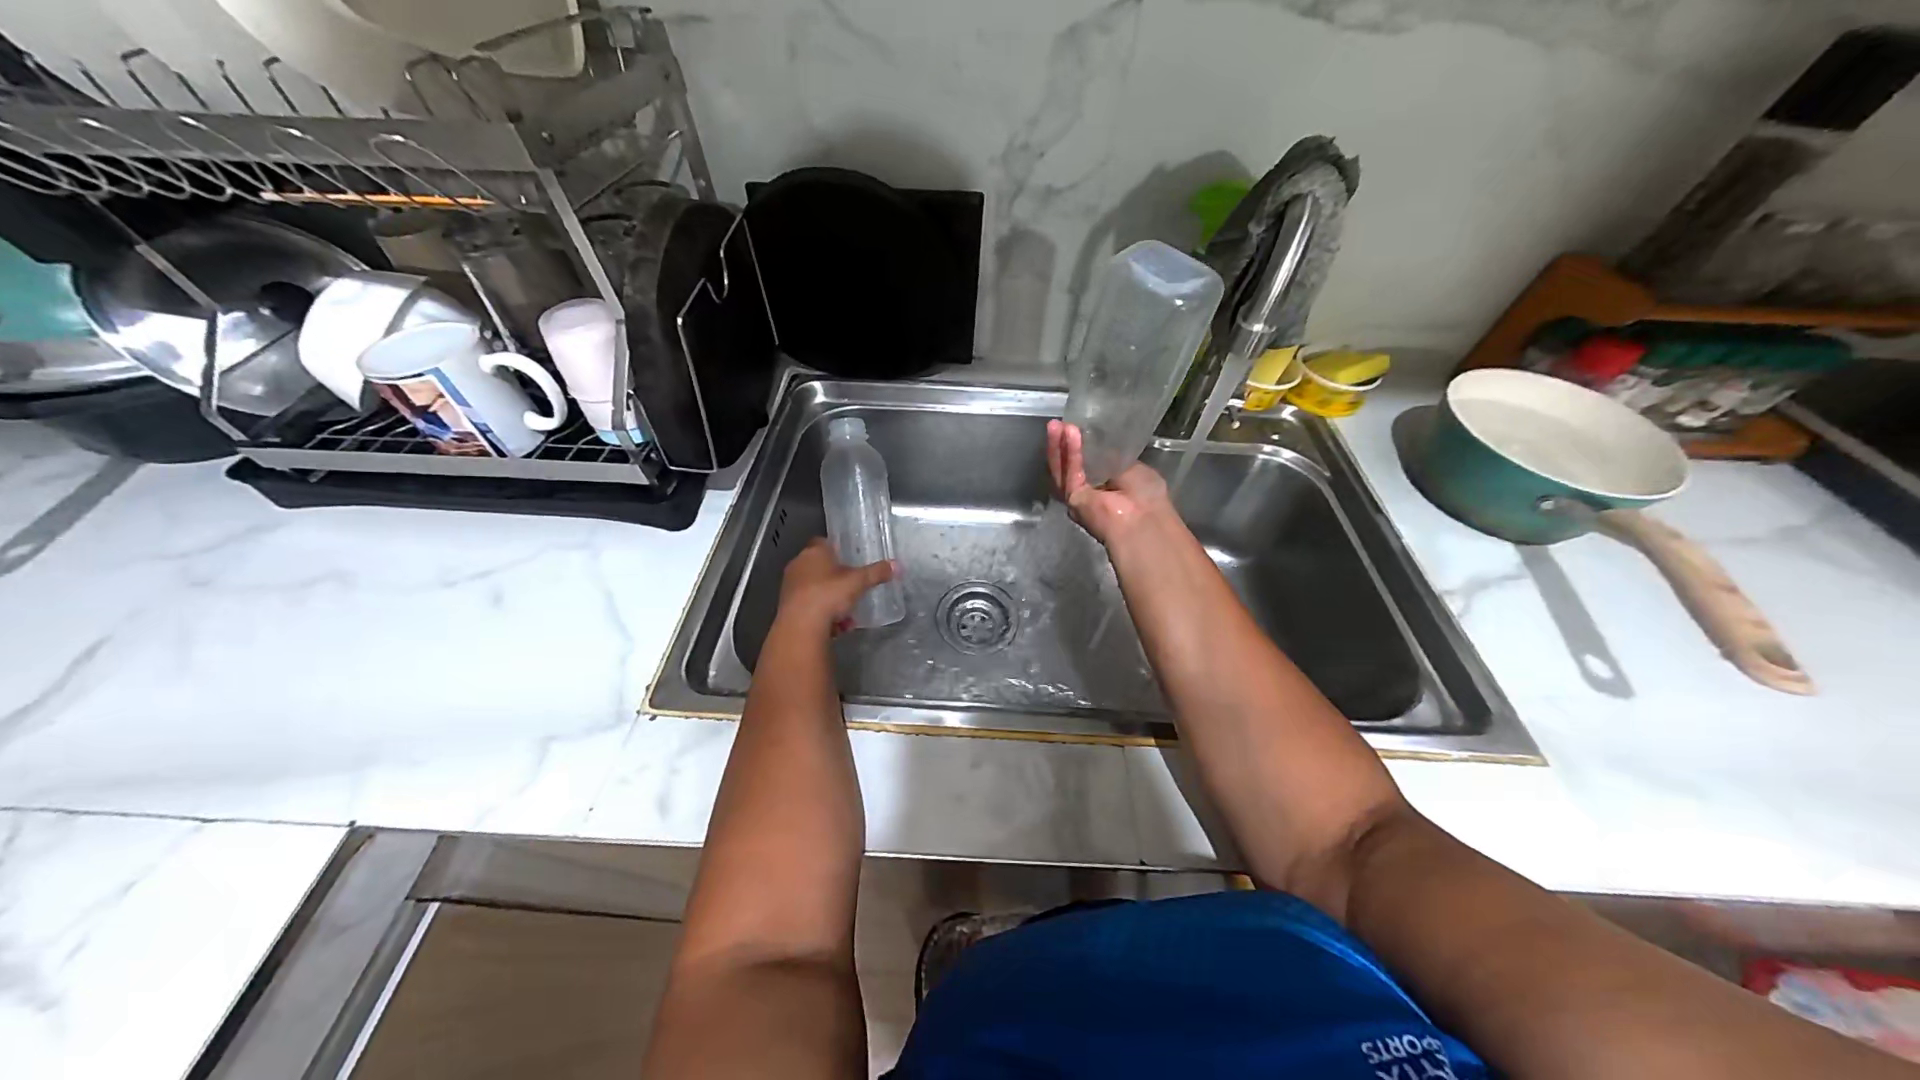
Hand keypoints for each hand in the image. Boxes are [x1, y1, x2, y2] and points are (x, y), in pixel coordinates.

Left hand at [777, 537, 897, 633]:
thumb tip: (897, 565)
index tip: (849, 559)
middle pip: (820, 567)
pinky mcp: (787, 607)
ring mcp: (790, 586)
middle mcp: (798, 565)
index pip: (823, 542)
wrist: (801, 626)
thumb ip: (877, 573)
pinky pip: (810, 607)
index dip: (837, 549)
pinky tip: (836, 627)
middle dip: (836, 580)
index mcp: (814, 552)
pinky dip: (822, 615)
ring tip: (847, 615)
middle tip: (852, 589)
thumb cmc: (829, 594)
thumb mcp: (859, 582)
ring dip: (831, 601)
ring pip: (815, 590)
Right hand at [1046, 419, 1174, 546]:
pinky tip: (1068, 434)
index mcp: (1107, 485)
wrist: (1143, 519)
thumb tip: (1100, 448)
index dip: (1081, 446)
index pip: (1088, 463)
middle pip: (1070, 465)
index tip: (1078, 428)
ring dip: (1059, 446)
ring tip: (1056, 425)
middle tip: (1059, 423)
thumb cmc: (1146, 494)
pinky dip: (1070, 453)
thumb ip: (1111, 458)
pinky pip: (1069, 474)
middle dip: (1063, 444)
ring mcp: (1079, 497)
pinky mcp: (1073, 499)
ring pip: (1063, 469)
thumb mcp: (1132, 467)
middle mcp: (1091, 492)